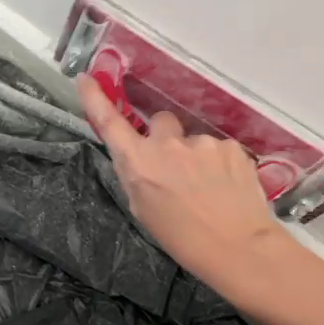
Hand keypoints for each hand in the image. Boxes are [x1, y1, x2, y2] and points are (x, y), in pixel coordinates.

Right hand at [75, 73, 283, 274]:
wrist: (237, 246)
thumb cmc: (180, 236)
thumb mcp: (142, 208)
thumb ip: (137, 174)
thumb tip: (140, 158)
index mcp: (138, 162)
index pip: (109, 122)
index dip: (95, 98)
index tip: (86, 78)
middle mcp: (166, 144)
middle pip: (160, 122)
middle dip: (163, 137)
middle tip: (173, 167)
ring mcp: (201, 142)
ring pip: (191, 139)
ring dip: (194, 155)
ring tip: (206, 187)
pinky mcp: (230, 146)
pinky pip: (217, 148)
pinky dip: (218, 163)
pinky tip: (225, 186)